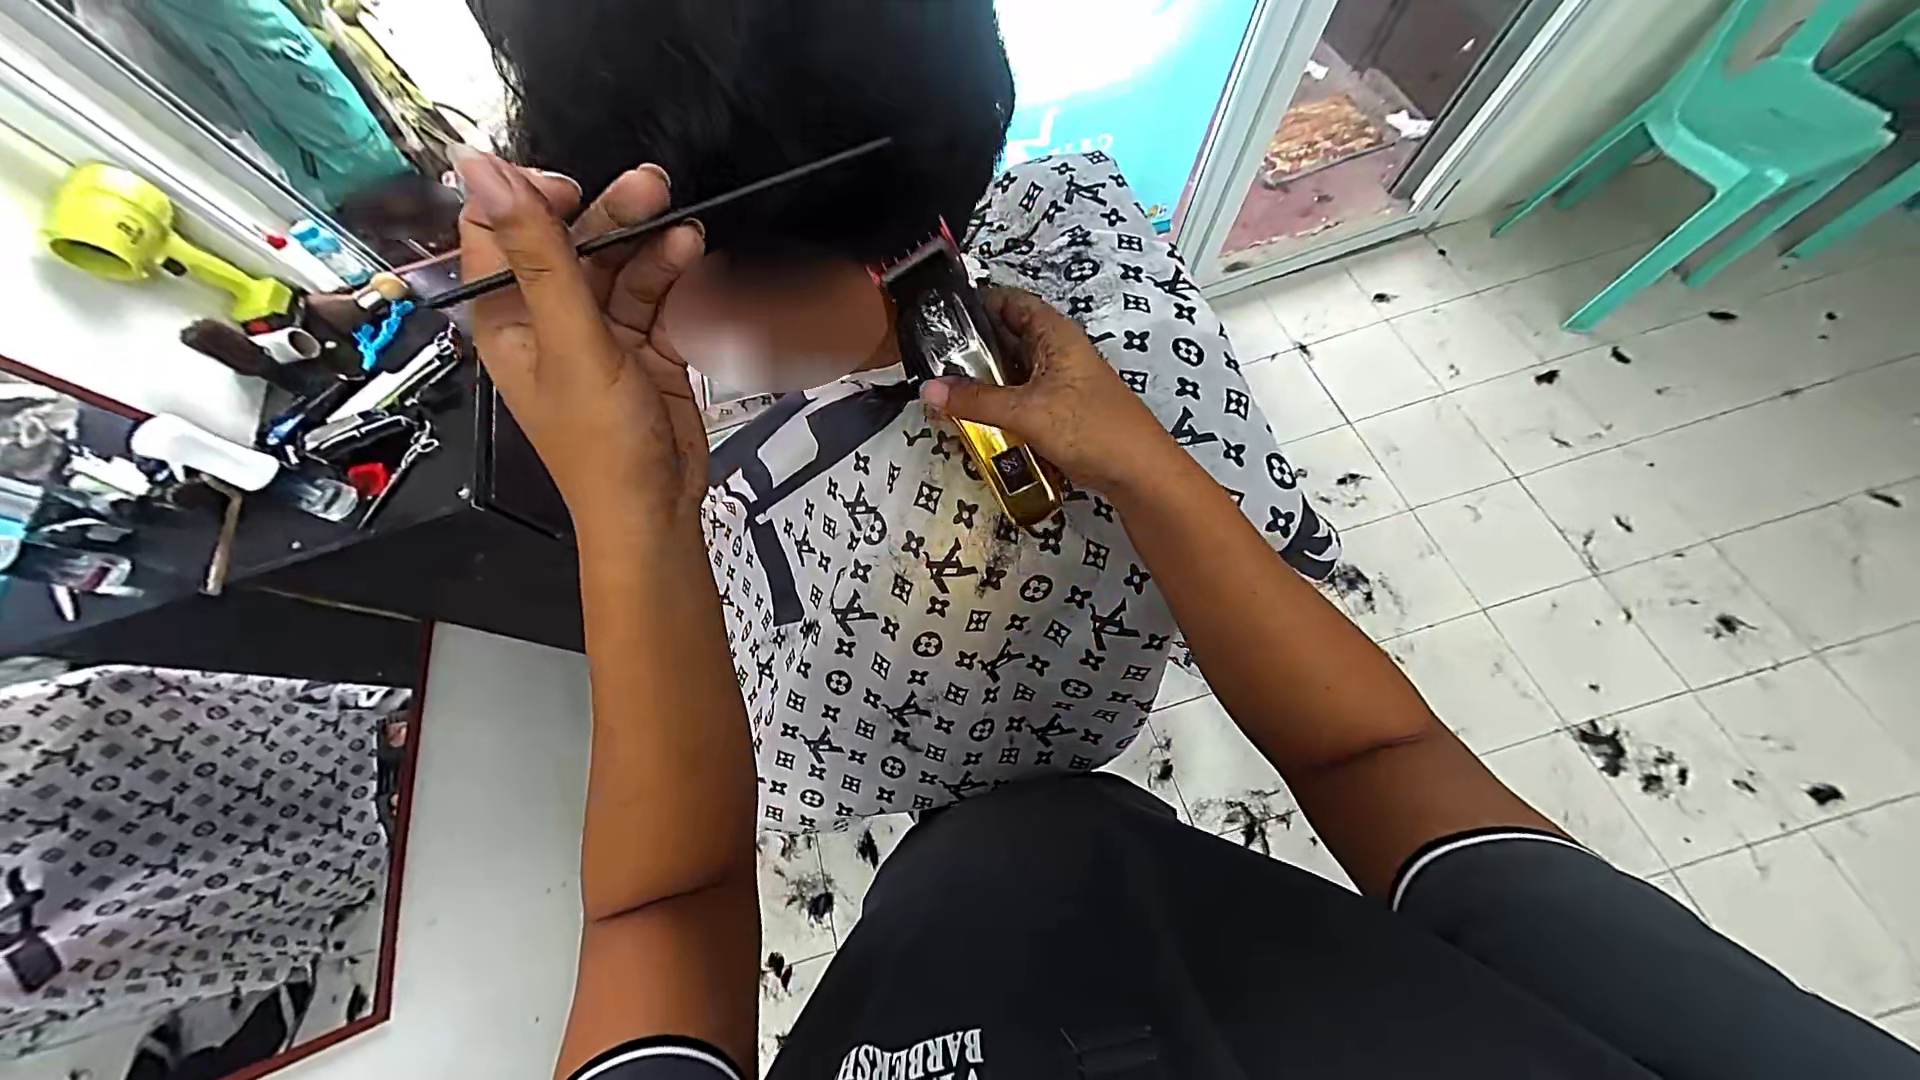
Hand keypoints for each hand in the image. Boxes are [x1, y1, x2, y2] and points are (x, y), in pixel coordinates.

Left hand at [453, 148, 706, 538]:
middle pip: (576, 249)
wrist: (656, 506)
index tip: (575, 188)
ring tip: (686, 227)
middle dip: (612, 217)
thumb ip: (541, 261)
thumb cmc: (602, 447)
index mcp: (509, 319)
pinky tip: (694, 262)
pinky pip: (660, 305)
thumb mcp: (572, 348)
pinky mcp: (650, 355)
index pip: (503, 235)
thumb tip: (485, 171)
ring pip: (625, 274)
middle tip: (653, 190)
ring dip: (653, 248)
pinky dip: (678, 284)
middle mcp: (554, 322)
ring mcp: (607, 338)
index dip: (532, 201)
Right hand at [920, 287, 1174, 494]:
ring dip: (985, 380)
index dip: (978, 303)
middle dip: (974, 348)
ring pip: (1014, 371)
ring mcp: (1060, 382)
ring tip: (947, 388)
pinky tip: (976, 416)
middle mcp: (1058, 351)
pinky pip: (1022, 398)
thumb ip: (976, 401)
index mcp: (1056, 334)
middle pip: (1008, 337)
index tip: (942, 315)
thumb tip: (929, 390)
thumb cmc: (1090, 428)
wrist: (1136, 471)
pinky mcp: (1061, 410)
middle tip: (935, 360)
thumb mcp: (1026, 411)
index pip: (1011, 301)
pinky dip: (1000, 404)